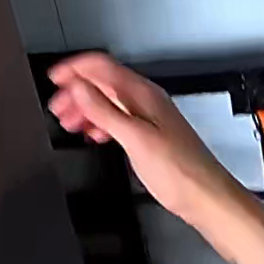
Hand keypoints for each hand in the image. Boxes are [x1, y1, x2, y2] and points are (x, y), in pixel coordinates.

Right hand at [46, 52, 246, 226]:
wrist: (208, 198)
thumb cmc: (180, 172)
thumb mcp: (134, 139)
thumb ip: (104, 111)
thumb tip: (79, 88)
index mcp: (142, 94)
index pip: (102, 66)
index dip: (76, 67)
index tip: (55, 76)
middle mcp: (146, 99)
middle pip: (103, 82)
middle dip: (76, 90)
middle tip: (56, 104)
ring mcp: (148, 116)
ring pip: (109, 100)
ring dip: (86, 106)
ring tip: (68, 119)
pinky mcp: (149, 133)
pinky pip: (118, 117)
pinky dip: (100, 121)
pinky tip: (93, 133)